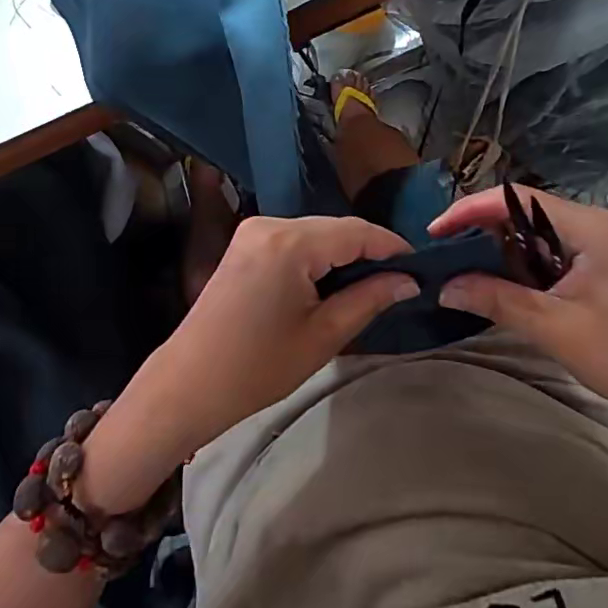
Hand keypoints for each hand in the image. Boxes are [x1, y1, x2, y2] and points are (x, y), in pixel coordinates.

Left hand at [80, 216, 414, 509]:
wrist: (186, 384)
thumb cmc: (257, 368)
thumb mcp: (323, 336)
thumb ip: (369, 298)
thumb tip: (408, 280)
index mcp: (290, 243)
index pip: (357, 231)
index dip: (392, 246)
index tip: (420, 268)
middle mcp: (271, 224)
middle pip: (335, 227)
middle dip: (369, 250)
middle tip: (399, 281)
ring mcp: (253, 230)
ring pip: (316, 232)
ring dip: (343, 253)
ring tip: (371, 283)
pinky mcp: (245, 243)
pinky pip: (294, 240)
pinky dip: (318, 255)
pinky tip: (332, 281)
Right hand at [430, 186, 607, 437]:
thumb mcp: (555, 328)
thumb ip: (497, 299)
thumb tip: (444, 287)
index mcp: (588, 226)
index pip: (517, 199)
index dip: (470, 209)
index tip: (435, 231)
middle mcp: (593, 224)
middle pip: (523, 211)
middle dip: (480, 229)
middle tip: (443, 253)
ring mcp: (598, 244)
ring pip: (534, 233)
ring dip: (498, 248)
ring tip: (460, 267)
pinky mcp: (598, 265)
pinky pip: (548, 252)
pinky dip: (519, 264)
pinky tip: (498, 282)